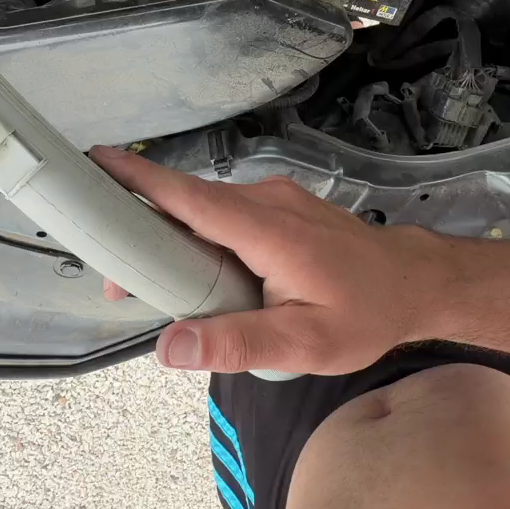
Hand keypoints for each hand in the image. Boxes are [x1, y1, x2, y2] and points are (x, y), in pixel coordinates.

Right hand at [90, 146, 454, 374]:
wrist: (412, 280)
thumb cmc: (365, 312)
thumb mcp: (304, 341)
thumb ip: (236, 343)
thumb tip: (168, 346)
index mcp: (266, 228)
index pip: (189, 197)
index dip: (140, 179)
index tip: (97, 162)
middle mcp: (265, 200)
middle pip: (188, 202)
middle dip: (142, 225)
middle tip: (112, 270)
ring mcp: (274, 198)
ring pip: (206, 208)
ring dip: (172, 233)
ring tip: (148, 278)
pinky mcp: (279, 206)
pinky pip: (226, 212)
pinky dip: (200, 232)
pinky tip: (196, 266)